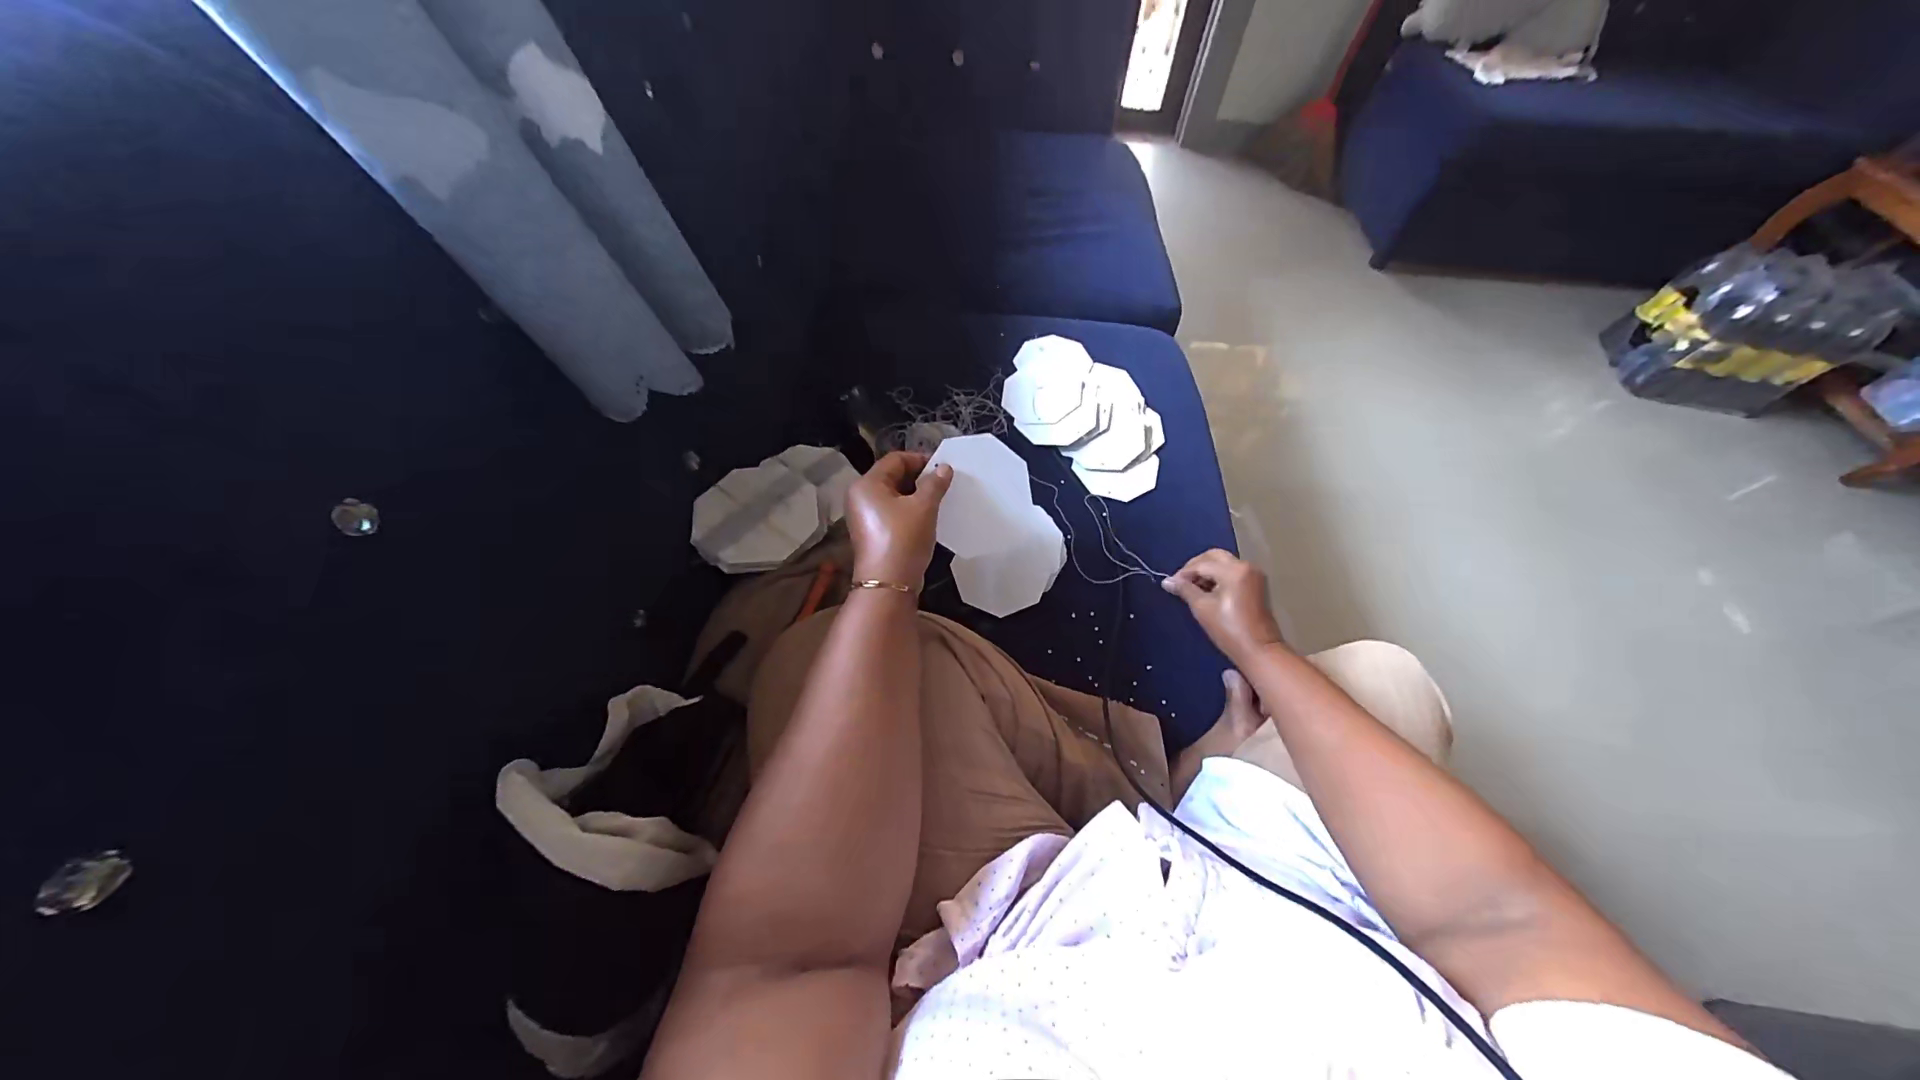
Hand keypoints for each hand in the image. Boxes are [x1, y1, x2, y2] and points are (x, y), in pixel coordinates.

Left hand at [845, 452, 952, 586]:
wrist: (889, 584)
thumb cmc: (903, 539)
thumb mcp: (923, 507)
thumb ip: (934, 483)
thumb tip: (943, 468)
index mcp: (867, 484)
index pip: (896, 459)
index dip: (920, 459)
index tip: (943, 468)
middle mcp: (860, 496)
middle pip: (893, 476)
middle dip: (919, 478)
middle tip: (943, 484)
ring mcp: (864, 516)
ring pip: (894, 495)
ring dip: (916, 495)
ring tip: (938, 500)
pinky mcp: (872, 532)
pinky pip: (892, 511)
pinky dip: (909, 510)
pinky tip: (927, 517)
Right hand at [1162, 549, 1284, 662]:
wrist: (1259, 650)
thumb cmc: (1228, 630)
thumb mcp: (1202, 608)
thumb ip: (1184, 589)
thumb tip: (1167, 581)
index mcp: (1233, 571)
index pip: (1201, 564)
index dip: (1183, 573)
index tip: (1171, 585)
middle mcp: (1246, 566)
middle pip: (1214, 556)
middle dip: (1195, 567)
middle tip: (1181, 582)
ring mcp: (1253, 574)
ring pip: (1223, 563)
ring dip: (1206, 571)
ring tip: (1193, 589)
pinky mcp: (1256, 584)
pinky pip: (1232, 572)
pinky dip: (1218, 577)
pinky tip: (1208, 591)